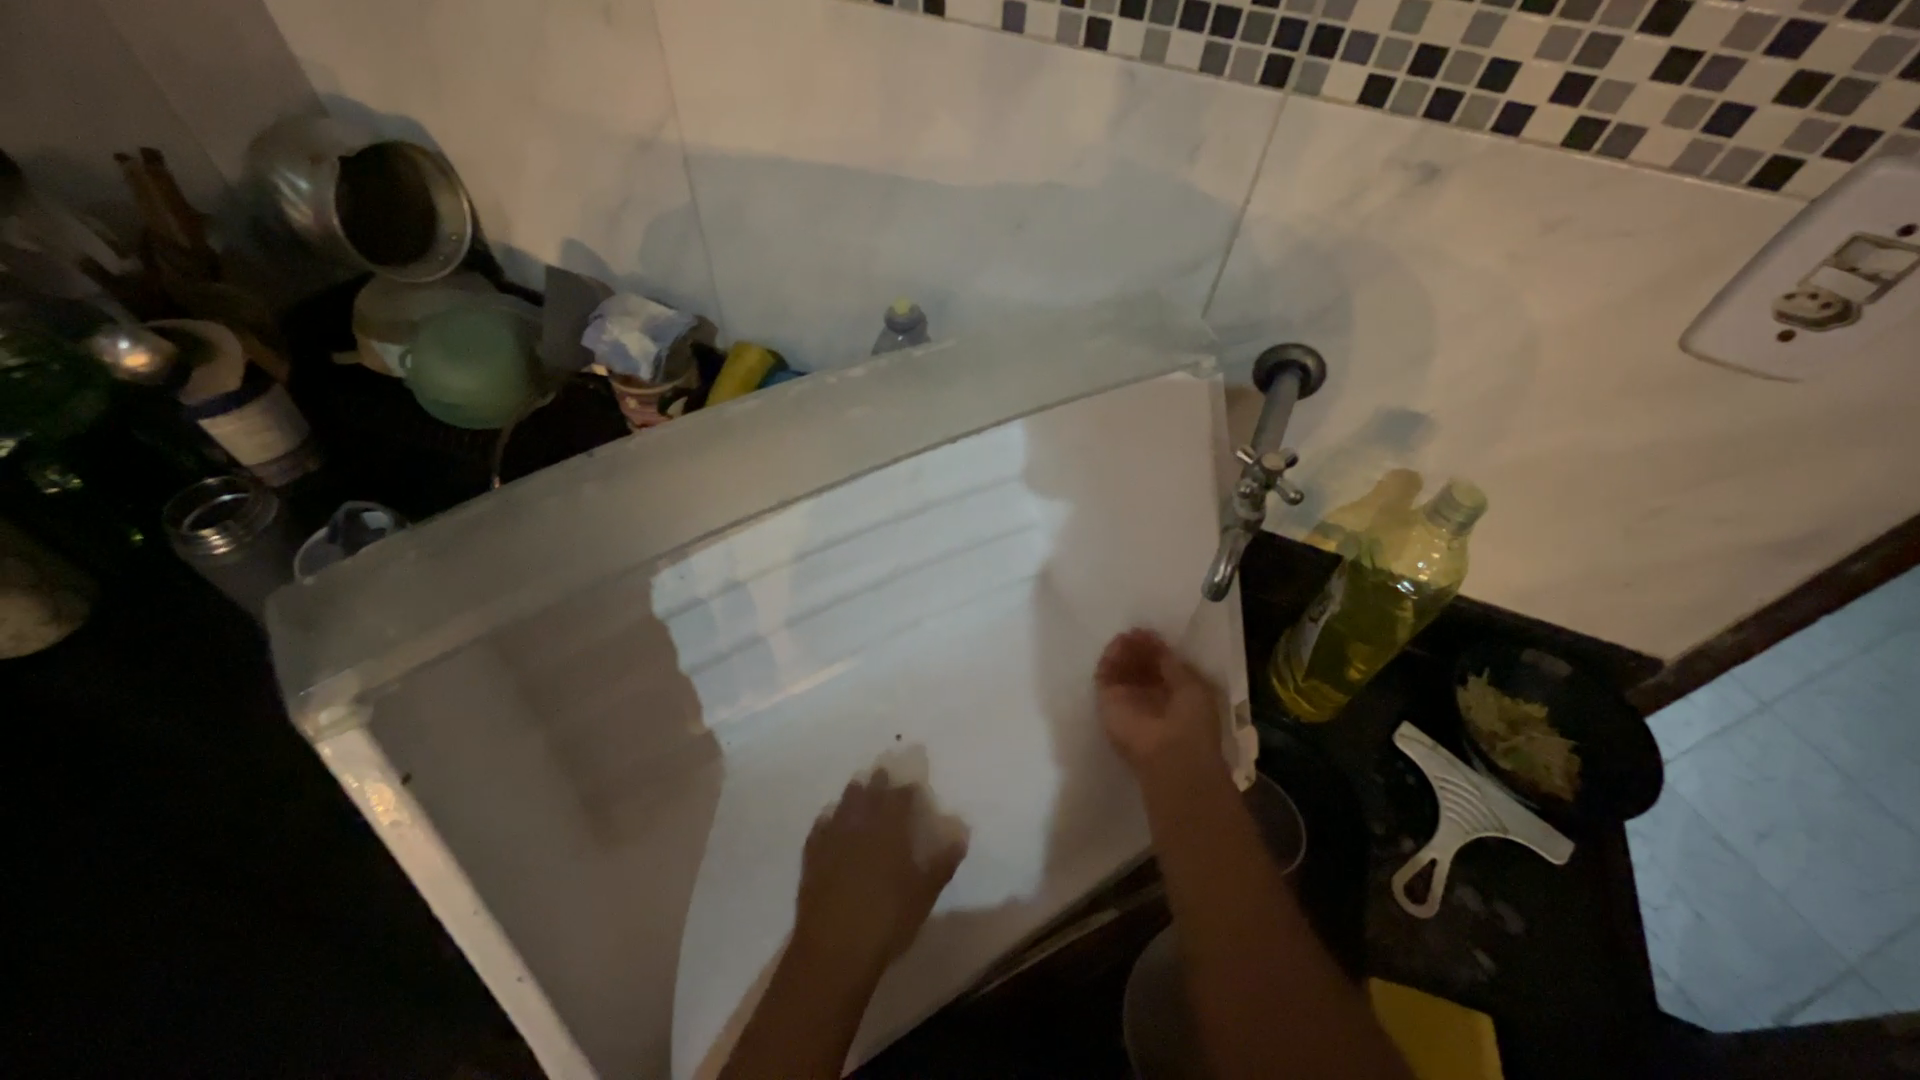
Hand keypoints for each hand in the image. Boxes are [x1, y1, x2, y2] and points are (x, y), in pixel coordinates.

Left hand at [791, 771, 967, 983]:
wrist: (834, 950)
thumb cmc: (887, 921)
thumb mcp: (925, 894)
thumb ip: (943, 861)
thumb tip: (960, 832)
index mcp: (890, 830)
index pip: (901, 797)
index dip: (909, 787)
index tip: (914, 780)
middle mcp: (860, 825)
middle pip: (870, 793)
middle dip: (879, 781)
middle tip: (885, 772)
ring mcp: (832, 839)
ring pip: (843, 804)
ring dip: (854, 793)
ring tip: (860, 786)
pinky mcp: (812, 856)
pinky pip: (820, 826)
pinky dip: (828, 817)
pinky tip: (830, 818)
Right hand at [1095, 629, 1224, 781]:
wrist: (1170, 754)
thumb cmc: (1191, 721)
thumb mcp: (1192, 685)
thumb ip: (1172, 664)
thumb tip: (1157, 645)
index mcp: (1175, 696)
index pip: (1161, 668)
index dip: (1156, 650)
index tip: (1150, 633)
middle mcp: (1149, 699)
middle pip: (1139, 667)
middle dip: (1138, 649)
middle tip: (1135, 632)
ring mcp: (1127, 701)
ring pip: (1121, 670)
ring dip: (1123, 651)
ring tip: (1126, 636)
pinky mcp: (1107, 703)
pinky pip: (1105, 676)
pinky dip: (1109, 659)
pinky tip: (1117, 644)